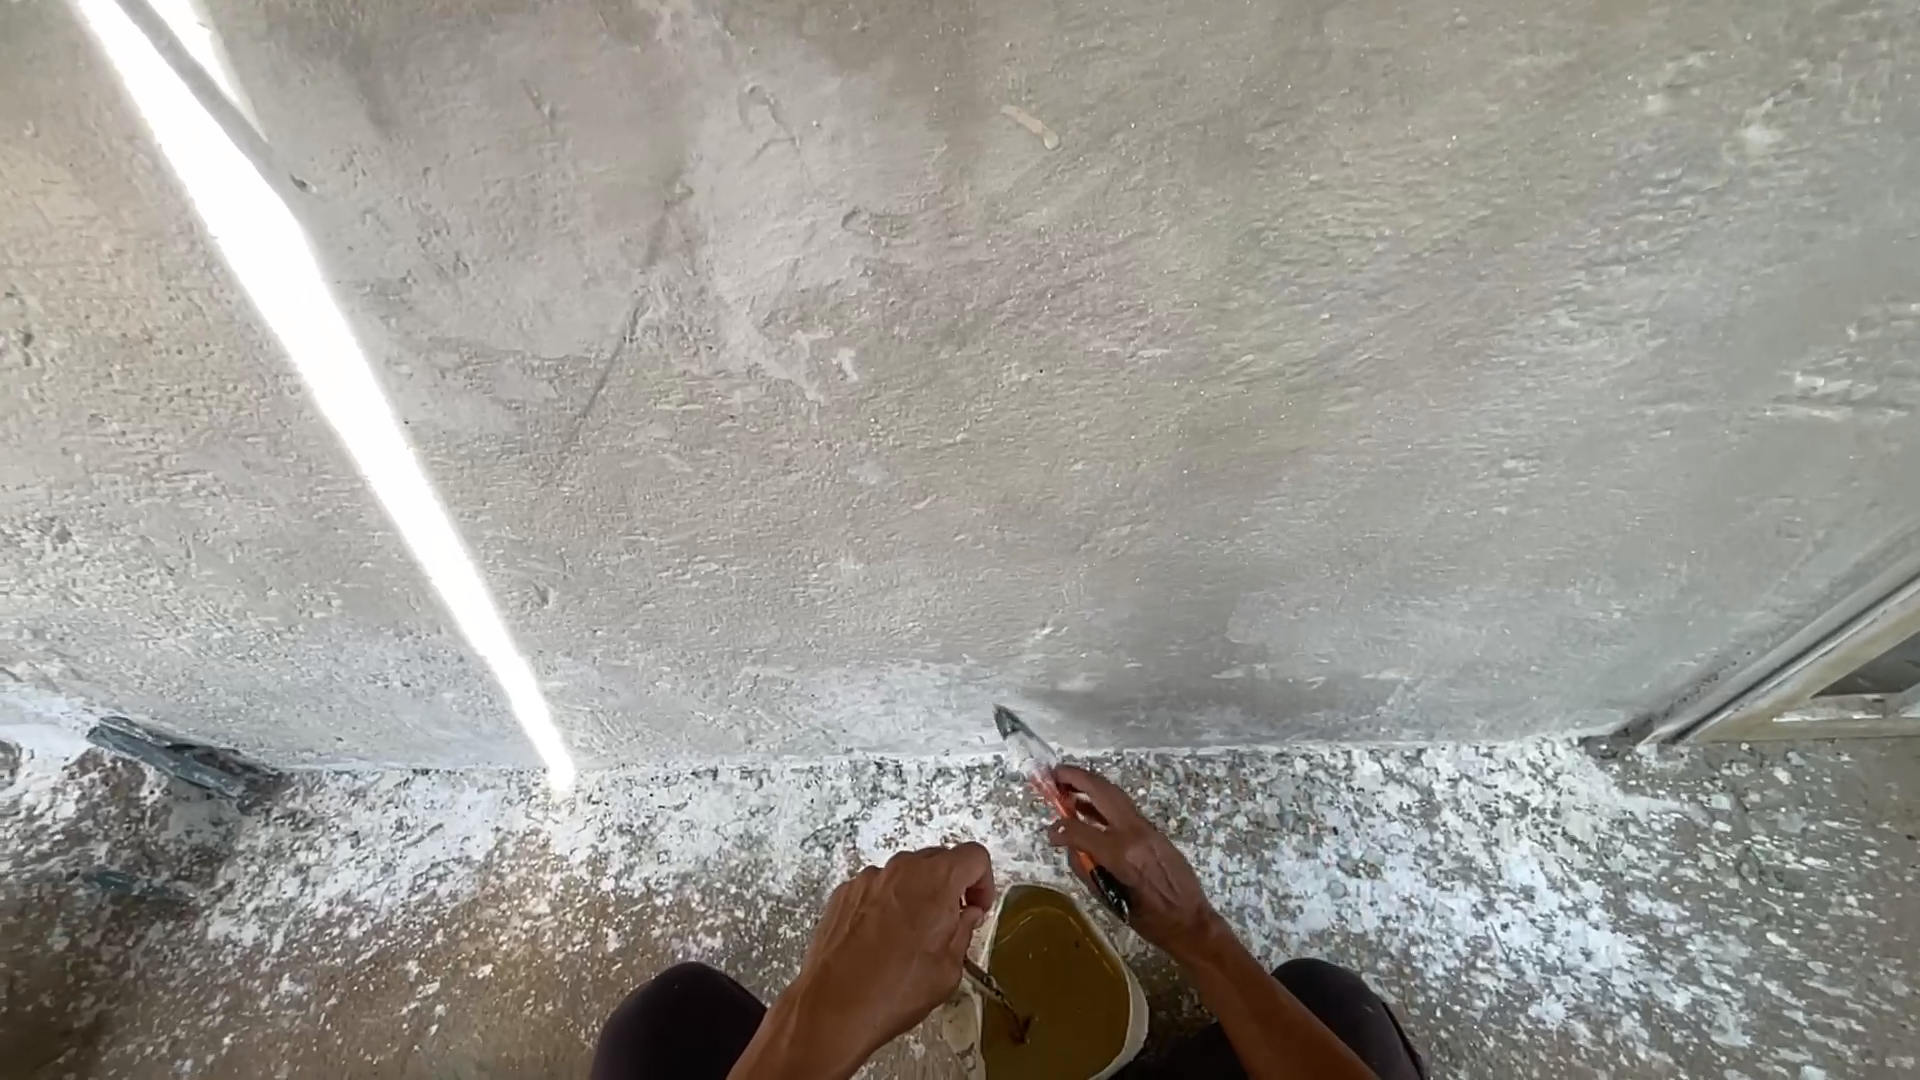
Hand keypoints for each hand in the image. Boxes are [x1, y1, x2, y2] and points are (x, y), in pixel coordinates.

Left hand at [778, 844, 995, 1068]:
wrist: (832, 1007)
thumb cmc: (890, 992)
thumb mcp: (947, 971)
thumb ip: (964, 932)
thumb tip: (966, 917)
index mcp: (937, 881)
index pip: (974, 856)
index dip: (983, 881)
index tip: (977, 904)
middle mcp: (904, 869)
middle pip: (940, 859)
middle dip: (951, 886)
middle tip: (950, 921)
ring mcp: (872, 877)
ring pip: (907, 873)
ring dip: (917, 894)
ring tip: (911, 936)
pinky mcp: (847, 890)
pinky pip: (877, 886)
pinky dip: (886, 903)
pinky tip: (882, 939)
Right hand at [1047, 765, 1223, 959]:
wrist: (1191, 921)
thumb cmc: (1149, 920)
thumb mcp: (1110, 901)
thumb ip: (1086, 869)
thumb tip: (1070, 847)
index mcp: (1121, 854)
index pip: (1079, 831)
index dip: (1059, 831)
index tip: (1050, 835)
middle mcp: (1133, 832)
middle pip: (1101, 792)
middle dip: (1075, 778)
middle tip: (1054, 773)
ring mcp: (1146, 827)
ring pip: (1114, 793)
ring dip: (1090, 783)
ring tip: (1067, 782)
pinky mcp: (1153, 829)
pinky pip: (1123, 807)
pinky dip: (1103, 799)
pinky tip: (1089, 805)